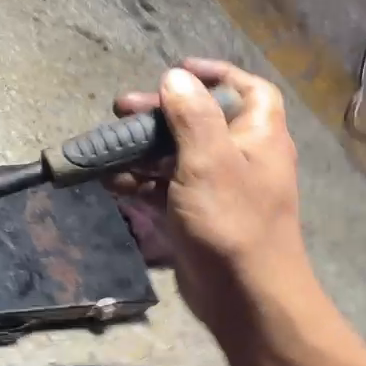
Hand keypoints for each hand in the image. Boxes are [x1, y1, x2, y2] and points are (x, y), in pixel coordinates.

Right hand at [104, 59, 310, 333]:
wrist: (244, 295)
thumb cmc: (232, 222)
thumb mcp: (209, 160)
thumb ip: (192, 115)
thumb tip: (175, 78)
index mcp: (258, 138)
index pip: (249, 90)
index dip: (217, 74)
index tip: (177, 70)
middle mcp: (241, 158)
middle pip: (199, 121)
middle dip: (159, 113)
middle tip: (122, 110)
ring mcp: (217, 189)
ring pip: (175, 155)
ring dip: (140, 149)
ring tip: (107, 149)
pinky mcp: (195, 215)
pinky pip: (162, 187)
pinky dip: (138, 182)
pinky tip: (110, 182)